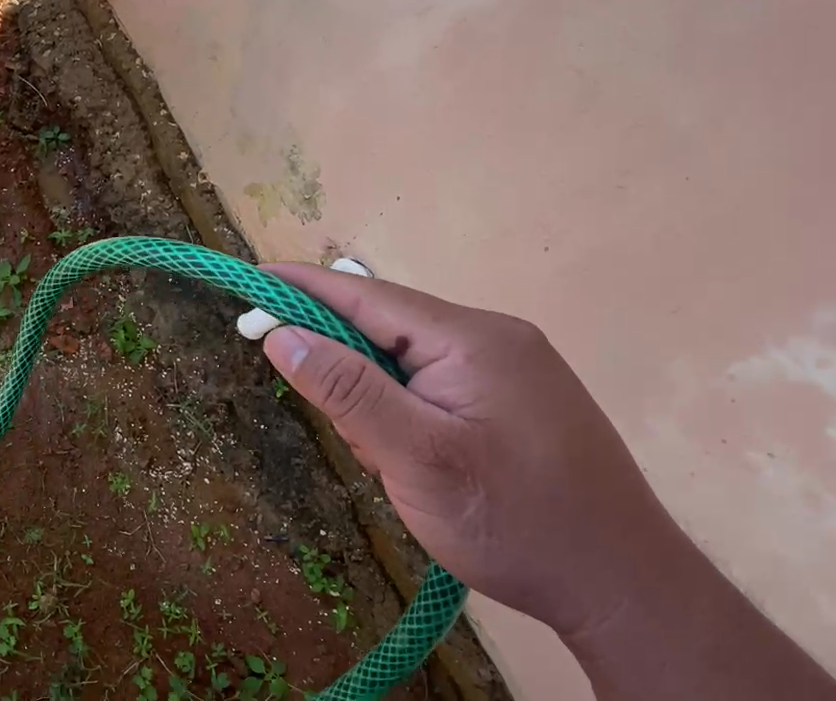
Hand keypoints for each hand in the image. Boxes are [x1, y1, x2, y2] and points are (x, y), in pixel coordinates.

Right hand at [258, 263, 687, 640]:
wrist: (628, 594)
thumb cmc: (516, 522)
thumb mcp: (417, 456)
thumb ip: (345, 389)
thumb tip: (279, 334)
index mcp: (473, 339)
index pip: (366, 295)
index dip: (302, 288)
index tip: (249, 283)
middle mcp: (493, 339)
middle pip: (382, 328)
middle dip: (347, 372)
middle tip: (355, 435)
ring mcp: (508, 368)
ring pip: (402, 360)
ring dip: (377, 402)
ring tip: (397, 464)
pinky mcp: (512, 399)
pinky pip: (429, 383)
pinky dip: (403, 413)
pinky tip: (421, 462)